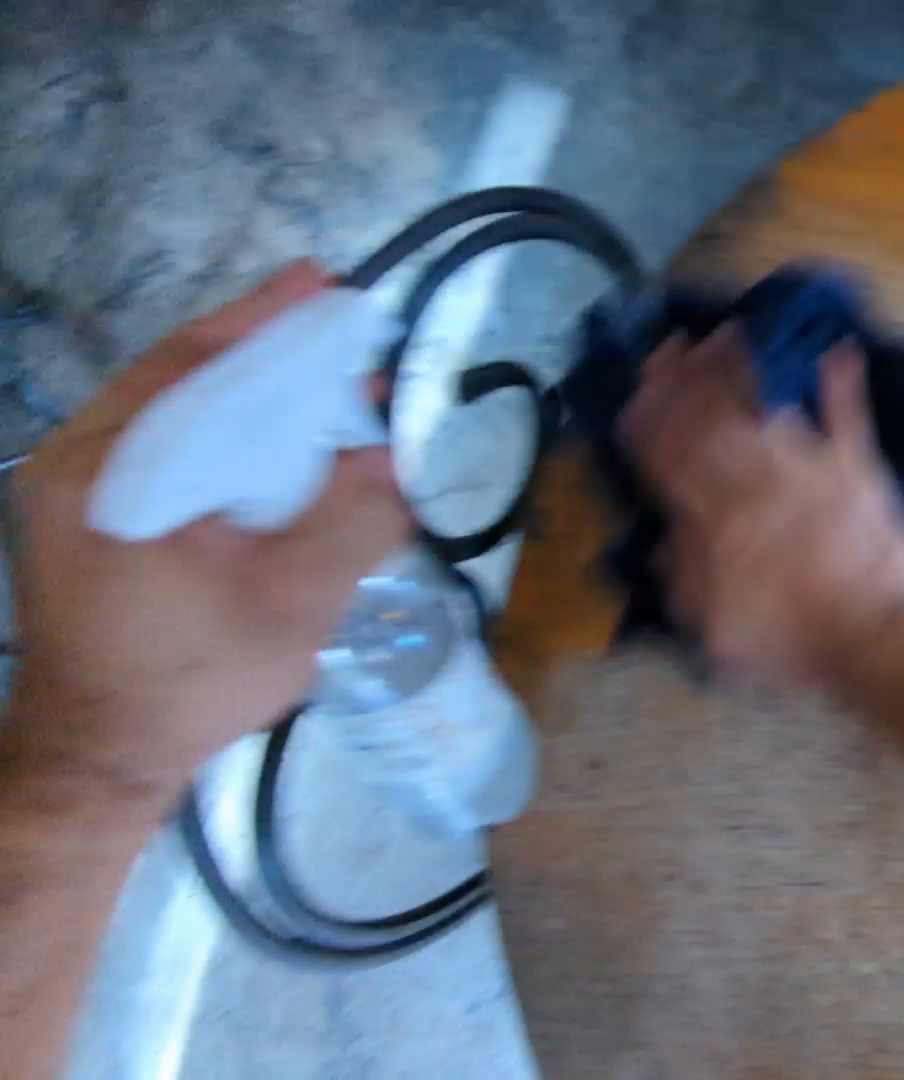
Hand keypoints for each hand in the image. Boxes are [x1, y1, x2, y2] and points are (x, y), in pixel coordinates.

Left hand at [7, 261, 407, 792]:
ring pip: (188, 414)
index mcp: (114, 476)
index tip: (324, 284)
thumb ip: (349, 521)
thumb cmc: (197, 675)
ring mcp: (93, 492)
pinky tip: (297, 445)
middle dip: (272, 350)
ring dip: (264, 392)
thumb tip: (393, 456)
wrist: (105, 751)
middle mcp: (88, 467)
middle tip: (348, 332)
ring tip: (337, 385)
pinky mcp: (115, 518)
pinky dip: (249, 432)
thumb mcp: (294, 600)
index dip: (265, 323)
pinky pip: (189, 450)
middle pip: (187, 381)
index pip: (195, 372)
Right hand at [619, 326, 903, 684]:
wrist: (874, 638)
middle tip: (669, 346)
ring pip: (766, 409)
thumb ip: (684, 578)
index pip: (672, 458)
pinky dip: (844, 387)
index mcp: (717, 521)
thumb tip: (662, 539)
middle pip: (711, 422)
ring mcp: (811, 470)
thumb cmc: (793, 641)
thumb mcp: (717, 629)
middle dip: (685, 381)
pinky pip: (849, 420)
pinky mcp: (858, 471)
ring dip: (741, 371)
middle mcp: (757, 483)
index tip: (638, 391)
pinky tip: (840, 351)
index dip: (651, 422)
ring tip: (723, 335)